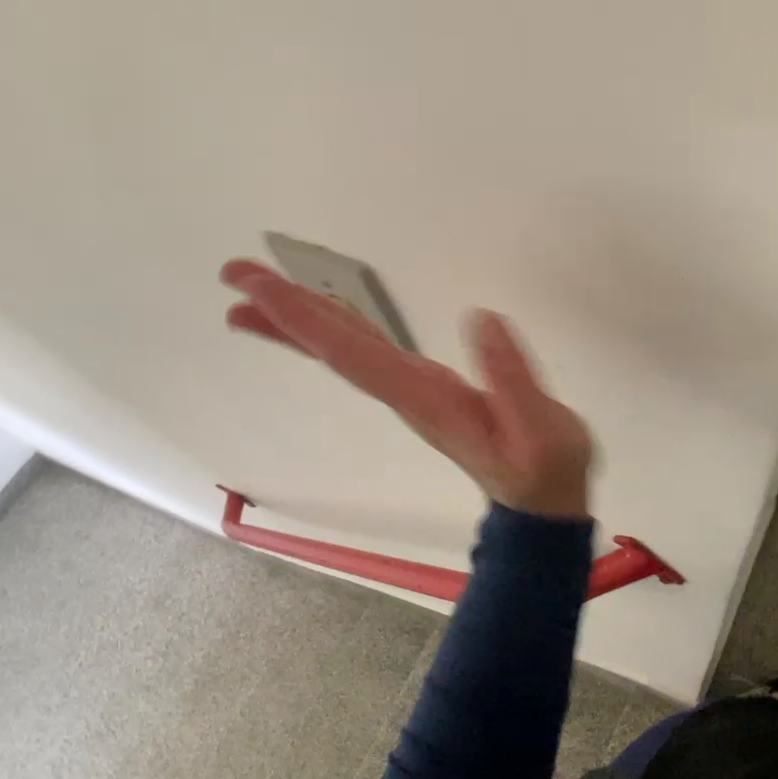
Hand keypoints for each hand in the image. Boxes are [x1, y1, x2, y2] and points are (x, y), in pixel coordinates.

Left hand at [220, 259, 593, 518]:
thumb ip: (512, 379)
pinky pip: (370, 352)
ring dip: (301, 320)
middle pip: (335, 348)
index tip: (257, 287)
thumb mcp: (540, 430)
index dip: (306, 317)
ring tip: (254, 295)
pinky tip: (327, 315)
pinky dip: (340, 328)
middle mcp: (406, 392)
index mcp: (425, 398)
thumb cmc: (544, 470)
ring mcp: (413, 392)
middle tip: (233, 273)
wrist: (539, 505)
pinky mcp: (426, 390)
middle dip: (284, 311)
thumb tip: (480, 317)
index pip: (354, 352)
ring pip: (346, 350)